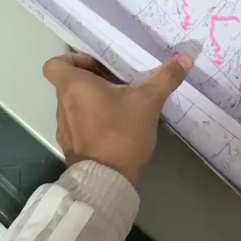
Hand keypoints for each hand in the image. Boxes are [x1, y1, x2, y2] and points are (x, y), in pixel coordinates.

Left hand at [44, 52, 192, 183]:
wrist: (107, 182)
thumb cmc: (120, 133)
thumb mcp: (148, 101)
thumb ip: (166, 77)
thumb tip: (185, 57)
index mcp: (73, 87)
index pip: (55, 64)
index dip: (73, 59)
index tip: (97, 65)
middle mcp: (63, 105)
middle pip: (69, 83)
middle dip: (93, 80)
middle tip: (119, 82)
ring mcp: (65, 128)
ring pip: (74, 104)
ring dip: (93, 101)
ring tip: (121, 104)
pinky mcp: (72, 147)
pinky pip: (79, 124)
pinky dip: (92, 121)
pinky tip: (116, 126)